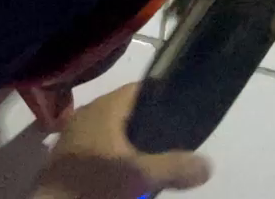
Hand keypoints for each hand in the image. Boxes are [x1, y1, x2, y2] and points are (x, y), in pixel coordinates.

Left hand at [32, 85, 210, 198]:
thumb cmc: (96, 185)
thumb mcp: (141, 177)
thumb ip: (175, 167)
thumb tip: (208, 163)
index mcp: (104, 107)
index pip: (137, 89)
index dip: (160, 96)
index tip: (179, 109)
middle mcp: (86, 114)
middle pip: (124, 112)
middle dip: (147, 127)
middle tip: (170, 142)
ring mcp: (73, 137)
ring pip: (110, 133)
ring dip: (130, 146)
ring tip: (151, 163)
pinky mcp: (66, 160)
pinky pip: (97, 151)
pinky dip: (113, 159)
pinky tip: (124, 178)